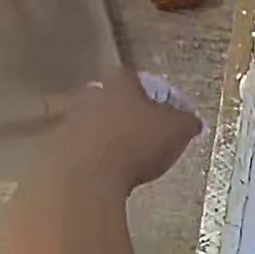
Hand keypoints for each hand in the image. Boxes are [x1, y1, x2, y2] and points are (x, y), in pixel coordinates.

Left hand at [48, 69, 201, 193]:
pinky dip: (96, 159)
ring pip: (95, 123)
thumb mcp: (177, 131)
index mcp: (121, 83)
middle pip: (112, 99)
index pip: (134, 78)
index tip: (159, 110)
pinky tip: (109, 175)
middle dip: (126, 114)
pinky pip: (84, 149)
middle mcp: (93, 94)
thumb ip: (187, 123)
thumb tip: (193, 121)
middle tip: (143, 135)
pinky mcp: (60, 147)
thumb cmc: (138, 142)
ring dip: (109, 137)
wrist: (88, 174)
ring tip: (127, 160)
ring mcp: (73, 119)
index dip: (148, 92)